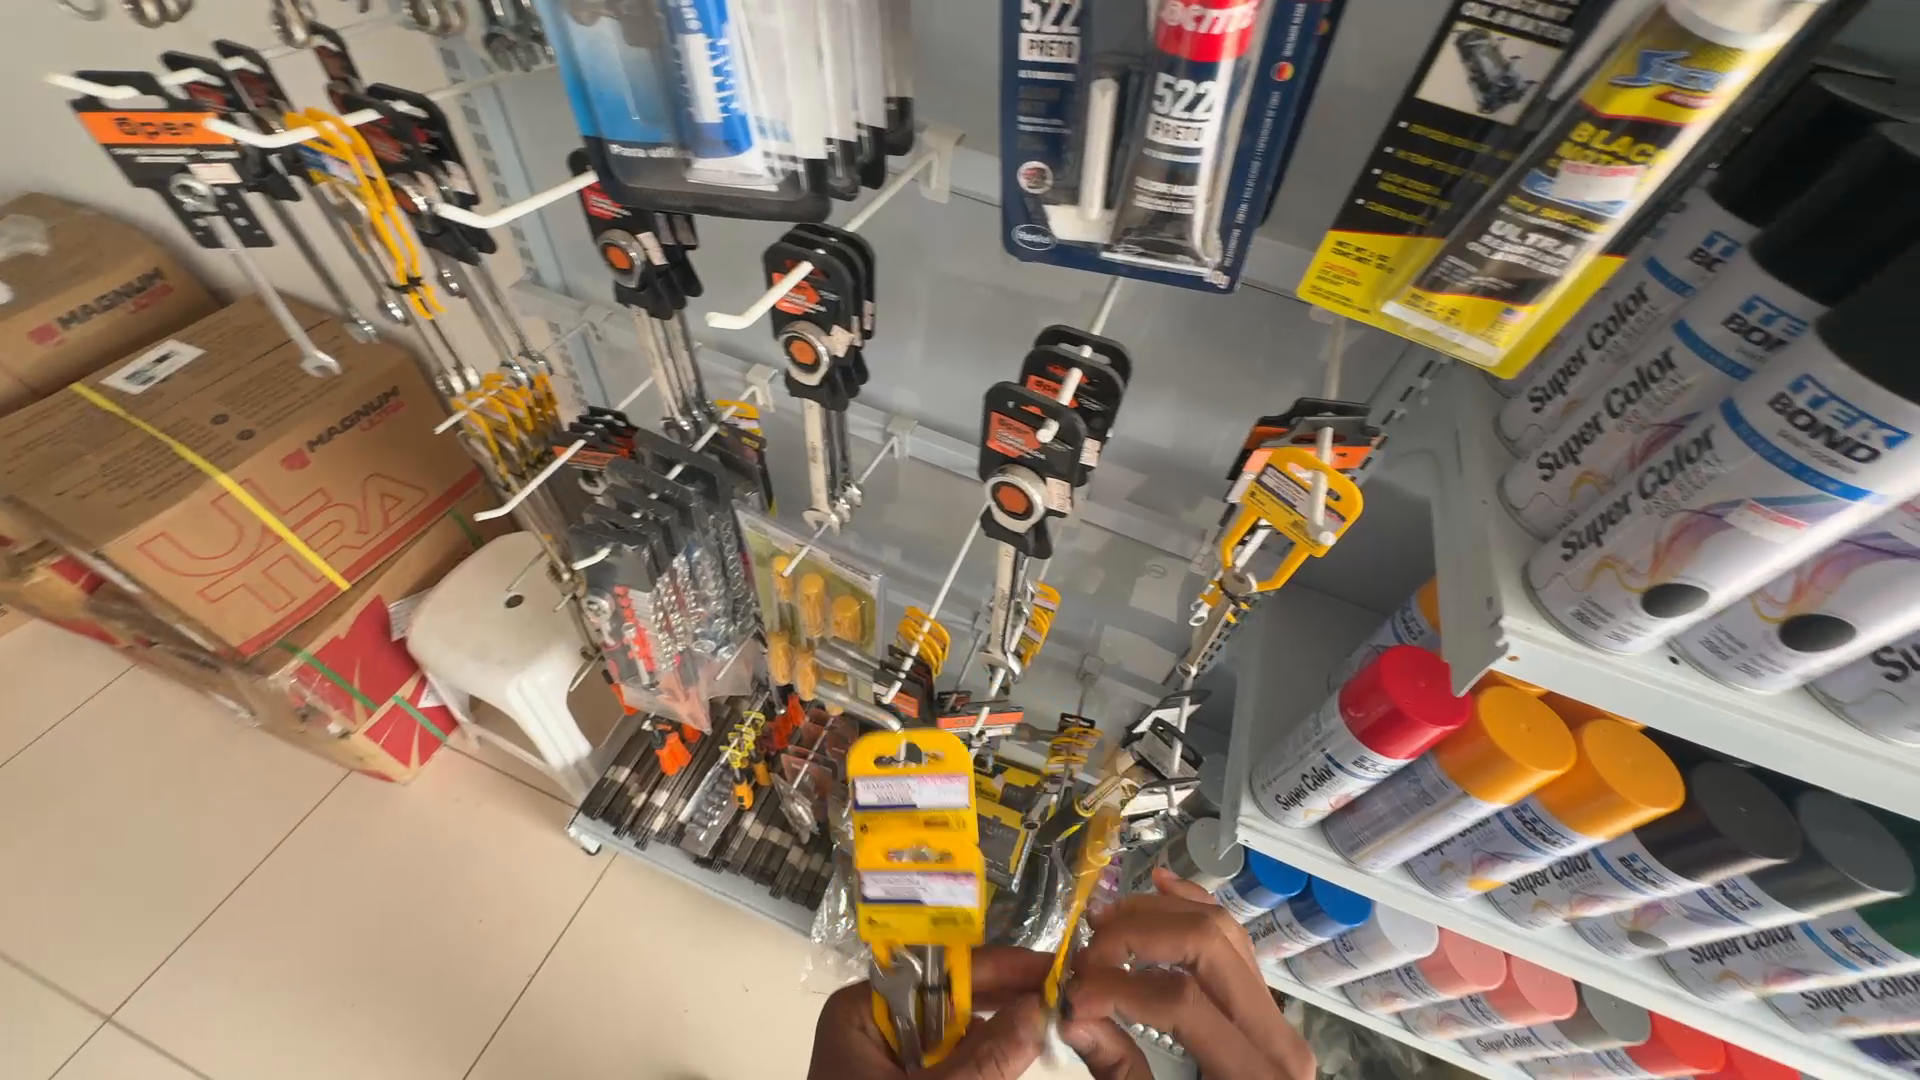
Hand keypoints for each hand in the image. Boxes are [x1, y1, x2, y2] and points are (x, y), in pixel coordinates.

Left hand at [808, 946, 1053, 1078]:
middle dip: (1003, 997)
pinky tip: (1015, 1050)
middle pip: (950, 995)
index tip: (1047, 966)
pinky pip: (951, 1058)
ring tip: (1044, 1017)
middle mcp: (876, 1020)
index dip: (997, 965)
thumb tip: (1039, 1007)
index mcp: (864, 1010)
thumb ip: (985, 1058)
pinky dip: (983, 1061)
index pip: (938, 969)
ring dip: (999, 1027)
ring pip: (956, 1028)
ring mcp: (889, 1053)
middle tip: (1057, 992)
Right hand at [1059, 866, 1315, 1079]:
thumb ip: (1119, 1072)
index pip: (1180, 998)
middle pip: (1203, 943)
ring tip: (1104, 921)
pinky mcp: (1261, 1003)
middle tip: (1085, 954)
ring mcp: (1274, 1012)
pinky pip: (1231, 936)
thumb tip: (1070, 1014)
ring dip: (1154, 913)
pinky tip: (1159, 881)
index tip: (1071, 995)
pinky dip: (1191, 902)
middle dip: (1134, 936)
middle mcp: (1278, 1031)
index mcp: (1259, 1072)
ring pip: (1218, 927)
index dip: (1118, 987)